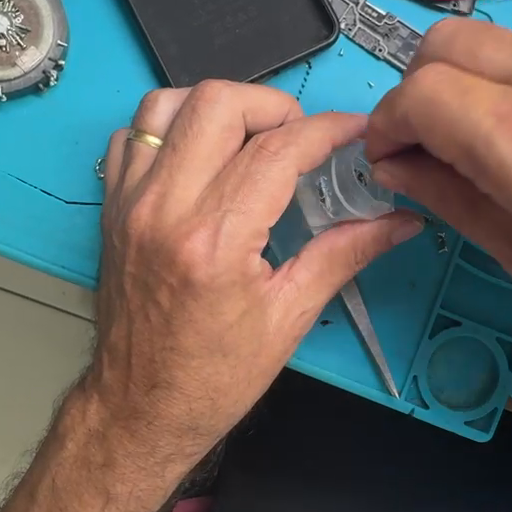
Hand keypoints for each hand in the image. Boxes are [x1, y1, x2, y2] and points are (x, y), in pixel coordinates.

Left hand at [86, 82, 422, 466]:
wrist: (139, 408)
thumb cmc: (216, 376)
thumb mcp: (290, 317)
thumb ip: (345, 253)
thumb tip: (402, 220)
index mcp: (216, 239)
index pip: (278, 149)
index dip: (327, 129)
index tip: (354, 131)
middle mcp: (165, 207)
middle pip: (218, 103)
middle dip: (272, 106)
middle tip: (298, 141)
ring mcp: (128, 202)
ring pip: (166, 104)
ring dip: (216, 109)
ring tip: (249, 141)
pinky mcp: (110, 206)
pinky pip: (133, 135)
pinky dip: (171, 129)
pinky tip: (200, 159)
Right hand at [365, 19, 511, 390]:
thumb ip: (452, 198)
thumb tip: (400, 167)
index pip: (418, 92)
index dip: (387, 123)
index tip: (390, 152)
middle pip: (446, 41)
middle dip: (418, 87)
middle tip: (429, 139)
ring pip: (498, 40)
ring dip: (474, 82)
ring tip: (496, 141)